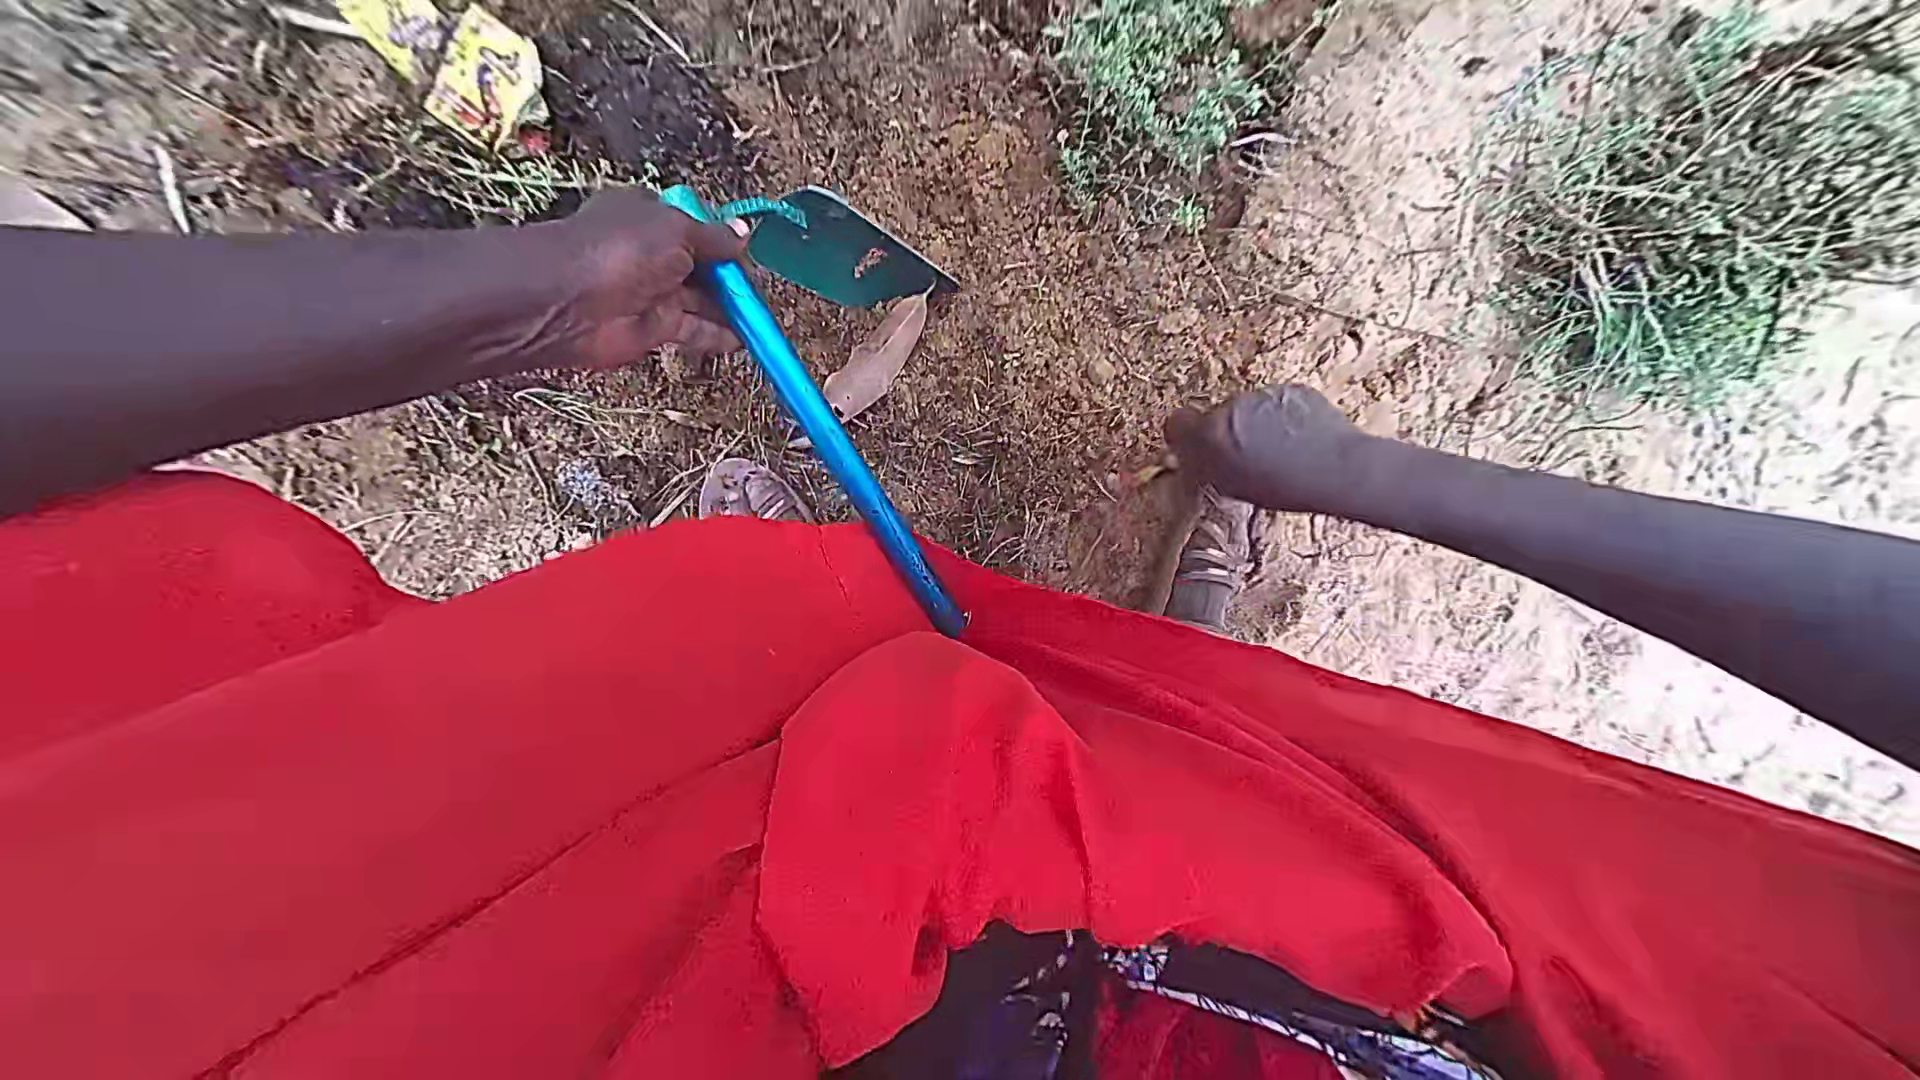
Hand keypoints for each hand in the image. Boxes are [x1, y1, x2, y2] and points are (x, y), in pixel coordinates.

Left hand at [521, 188, 748, 368]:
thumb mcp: (677, 230)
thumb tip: (746, 232)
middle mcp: (655, 254)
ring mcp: (656, 293)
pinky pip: (696, 330)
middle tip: (761, 297)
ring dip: (732, 312)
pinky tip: (744, 341)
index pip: (700, 230)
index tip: (750, 259)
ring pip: (704, 302)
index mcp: (654, 218)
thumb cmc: (622, 250)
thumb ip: (715, 238)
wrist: (569, 300)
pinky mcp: (657, 327)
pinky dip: (720, 336)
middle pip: (705, 268)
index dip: (726, 244)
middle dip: (734, 282)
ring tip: (762, 322)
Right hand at [1164, 384, 1373, 513]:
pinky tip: (1296, 439)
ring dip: (1255, 424)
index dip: (1185, 435)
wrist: (1336, 468)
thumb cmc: (1282, 485)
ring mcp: (1263, 395)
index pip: (1178, 423)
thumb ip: (1202, 465)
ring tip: (1278, 451)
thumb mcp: (1229, 485)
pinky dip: (1281, 417)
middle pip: (1217, 416)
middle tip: (1245, 457)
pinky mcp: (1292, 389)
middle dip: (1226, 432)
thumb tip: (1185, 456)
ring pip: (1248, 409)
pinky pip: (1277, 403)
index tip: (1193, 445)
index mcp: (1210, 432)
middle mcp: (1231, 406)